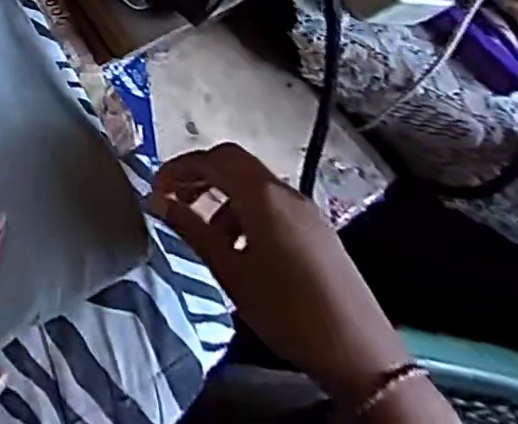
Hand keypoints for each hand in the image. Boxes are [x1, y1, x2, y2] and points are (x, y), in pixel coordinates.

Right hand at [148, 143, 409, 401]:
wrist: (361, 358)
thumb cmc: (286, 309)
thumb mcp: (227, 269)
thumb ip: (190, 227)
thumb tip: (159, 201)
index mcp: (262, 196)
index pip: (209, 160)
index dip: (175, 168)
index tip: (155, 190)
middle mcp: (285, 194)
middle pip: (232, 161)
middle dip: (197, 172)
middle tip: (173, 196)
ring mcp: (306, 212)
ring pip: (251, 182)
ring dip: (219, 192)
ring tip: (200, 224)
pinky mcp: (318, 232)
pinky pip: (270, 202)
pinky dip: (243, 208)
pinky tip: (235, 242)